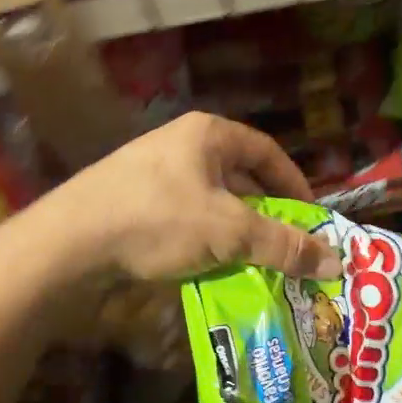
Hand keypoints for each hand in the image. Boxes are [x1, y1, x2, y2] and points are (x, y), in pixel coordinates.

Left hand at [37, 112, 341, 283]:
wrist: (67, 243)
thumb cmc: (157, 220)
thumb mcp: (229, 231)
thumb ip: (283, 245)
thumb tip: (334, 262)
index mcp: (207, 134)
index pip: (267, 151)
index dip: (294, 183)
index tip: (310, 217)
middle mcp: (180, 145)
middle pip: (239, 176)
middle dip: (266, 213)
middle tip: (286, 246)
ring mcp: (151, 173)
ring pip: (211, 201)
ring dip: (235, 231)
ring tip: (253, 262)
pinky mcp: (131, 202)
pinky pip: (184, 217)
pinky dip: (204, 240)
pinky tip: (209, 268)